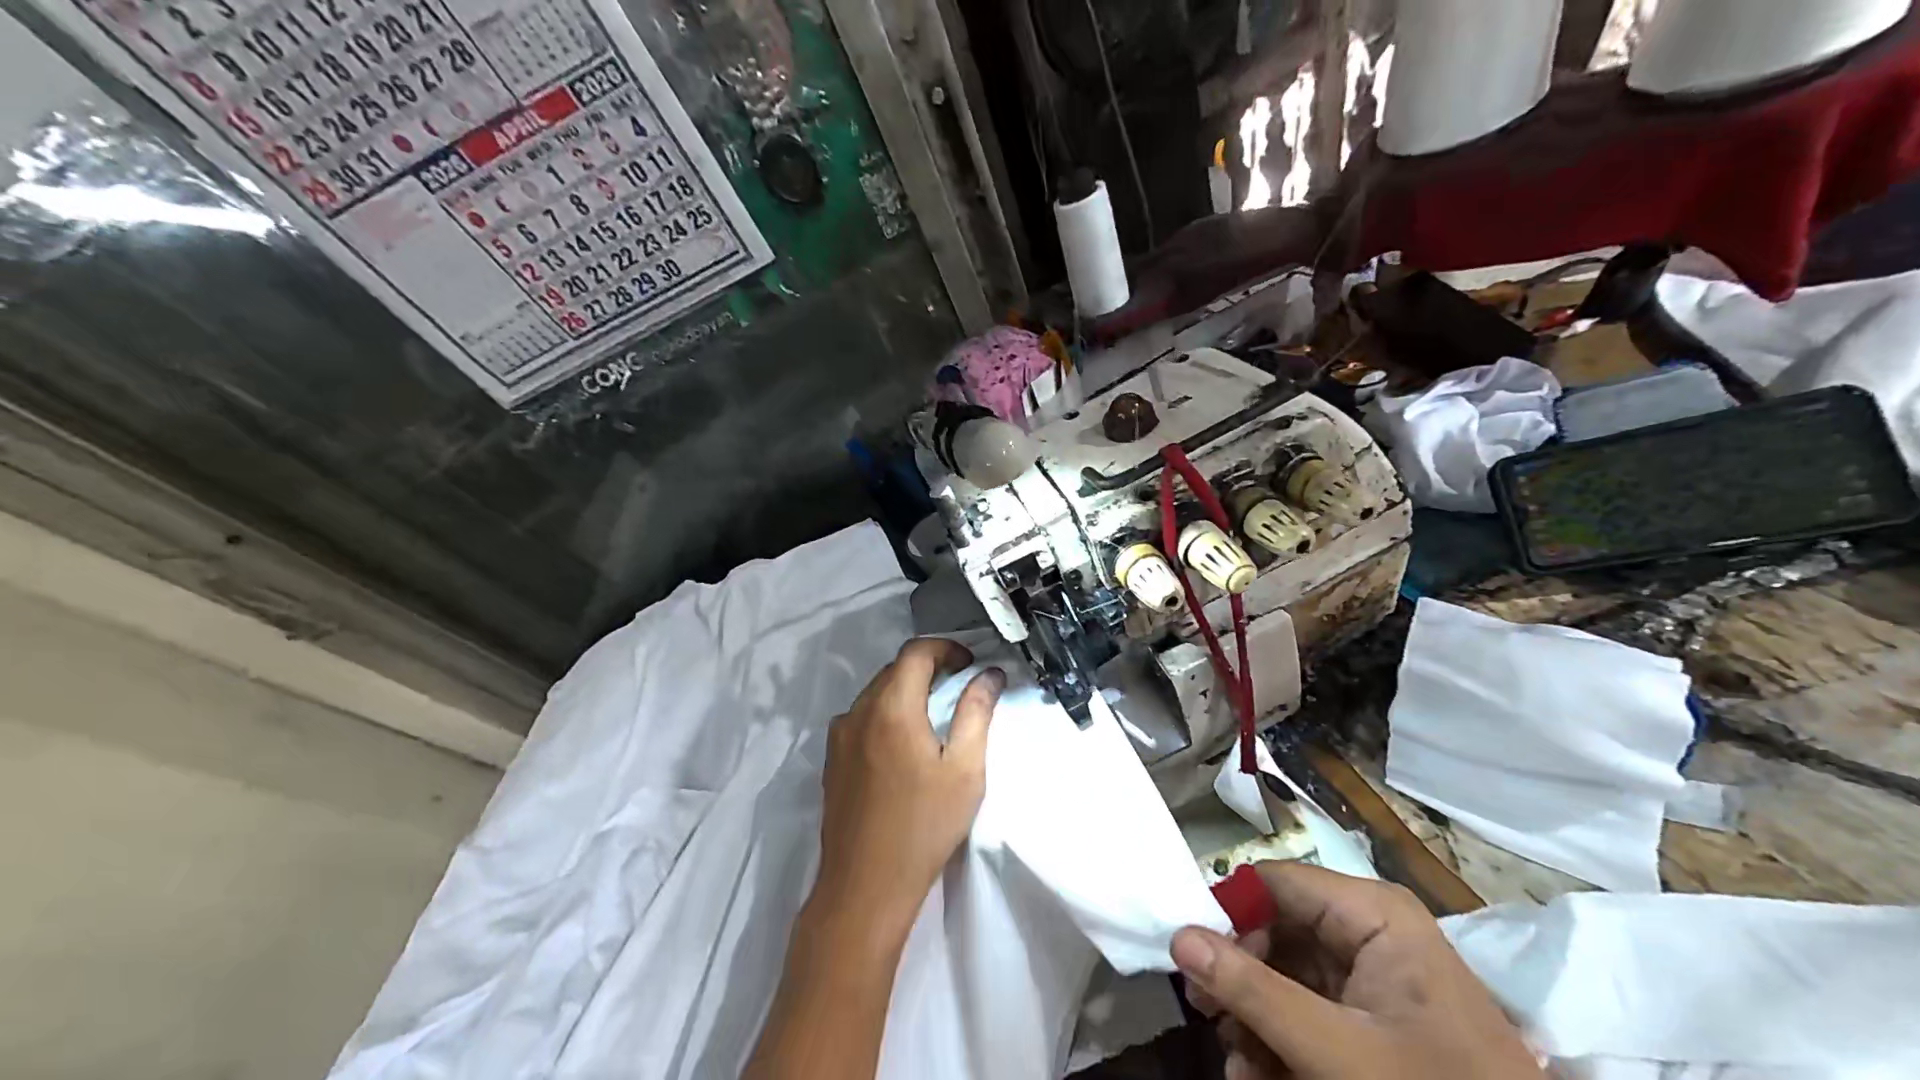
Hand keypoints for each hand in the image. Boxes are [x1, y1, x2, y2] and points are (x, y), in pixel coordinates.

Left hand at [812, 638, 1004, 928]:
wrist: (864, 886)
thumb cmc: (923, 827)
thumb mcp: (965, 771)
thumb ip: (977, 713)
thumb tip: (988, 674)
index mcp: (891, 708)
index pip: (916, 652)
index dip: (946, 648)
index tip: (970, 665)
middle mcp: (858, 712)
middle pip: (895, 670)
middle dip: (929, 669)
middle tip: (960, 690)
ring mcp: (839, 736)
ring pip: (876, 693)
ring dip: (906, 692)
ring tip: (935, 720)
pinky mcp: (831, 759)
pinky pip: (862, 718)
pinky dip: (886, 715)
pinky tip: (903, 748)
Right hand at [1171, 863, 1544, 1079]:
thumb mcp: (1336, 1050)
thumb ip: (1252, 991)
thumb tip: (1177, 937)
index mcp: (1370, 911)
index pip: (1271, 882)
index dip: (1224, 913)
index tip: (1188, 959)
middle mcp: (1367, 928)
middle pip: (1272, 928)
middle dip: (1237, 980)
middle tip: (1206, 1016)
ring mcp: (1371, 972)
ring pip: (1283, 973)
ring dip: (1252, 1019)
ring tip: (1241, 1069)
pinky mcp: (1374, 1014)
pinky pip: (1307, 1008)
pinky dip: (1278, 1040)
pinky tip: (1262, 1075)